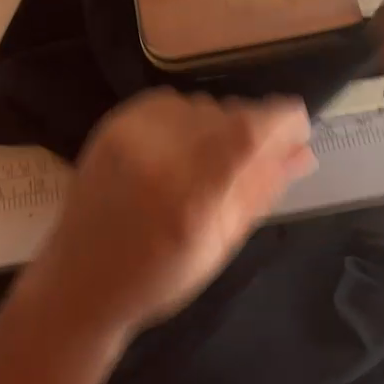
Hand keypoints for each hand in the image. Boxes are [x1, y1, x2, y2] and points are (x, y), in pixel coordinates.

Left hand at [26, 90, 315, 333]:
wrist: (79, 281)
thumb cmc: (158, 277)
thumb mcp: (220, 244)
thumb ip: (261, 190)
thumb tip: (304, 152)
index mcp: (190, 197)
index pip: (247, 132)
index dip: (282, 118)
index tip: (299, 123)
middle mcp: (159, 155)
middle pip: (227, 113)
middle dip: (251, 128)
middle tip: (252, 158)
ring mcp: (130, 133)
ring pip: (200, 105)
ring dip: (217, 125)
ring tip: (206, 163)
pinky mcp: (113, 122)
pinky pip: (170, 102)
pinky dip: (186, 120)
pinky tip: (178, 150)